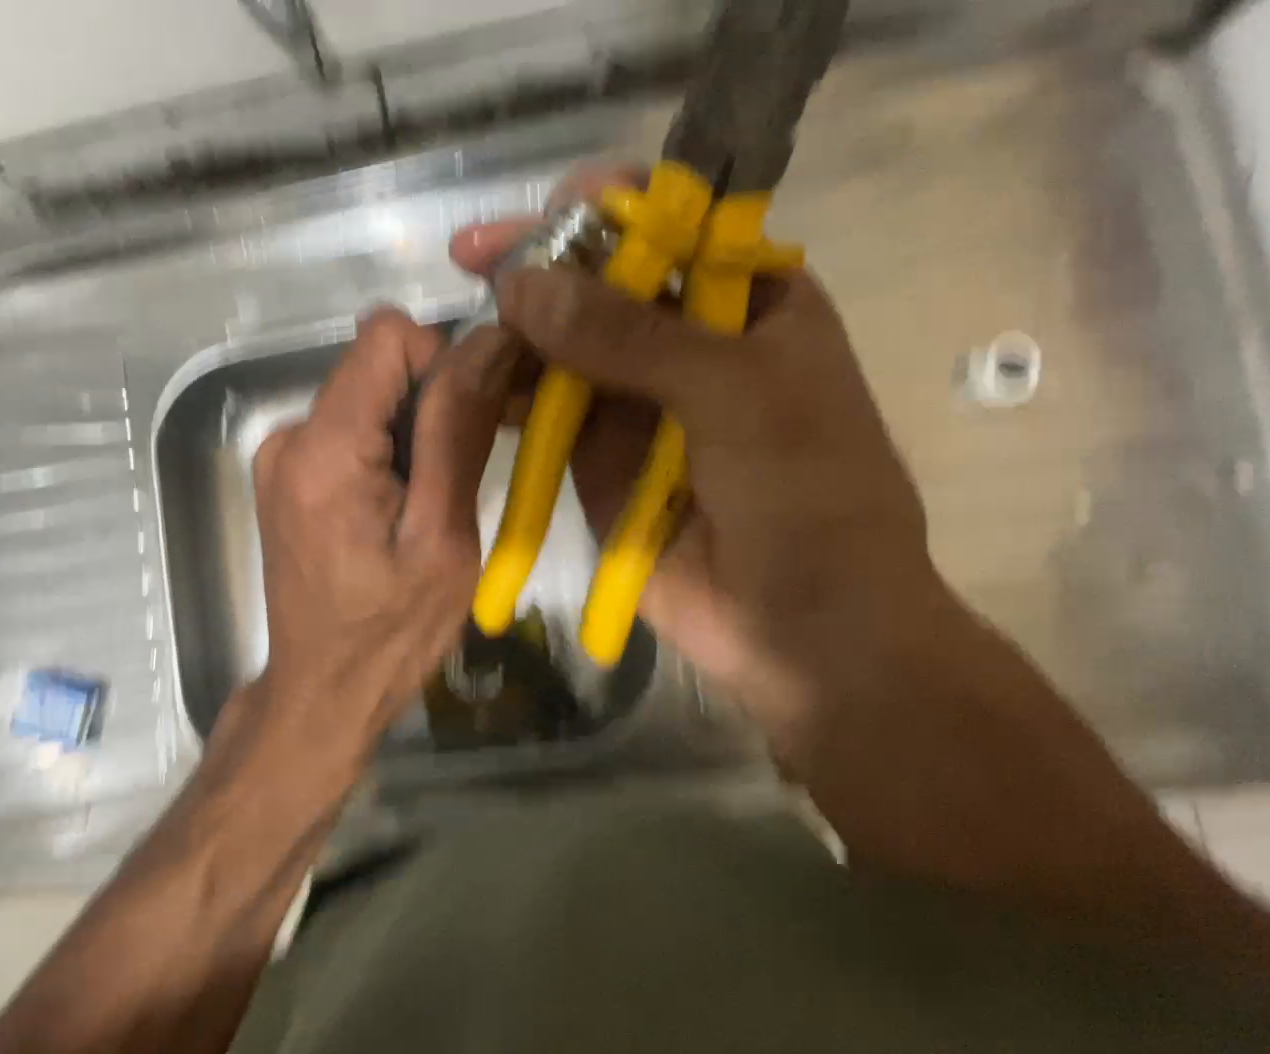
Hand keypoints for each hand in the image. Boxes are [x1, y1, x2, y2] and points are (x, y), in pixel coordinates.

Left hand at [240, 309, 510, 766]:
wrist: (322, 692)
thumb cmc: (391, 634)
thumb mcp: (443, 537)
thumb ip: (457, 432)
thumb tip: (491, 341)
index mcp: (323, 449)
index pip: (387, 335)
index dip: (443, 361)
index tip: (473, 421)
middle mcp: (288, 436)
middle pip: (376, 365)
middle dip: (431, 401)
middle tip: (463, 475)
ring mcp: (279, 456)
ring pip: (367, 397)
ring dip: (410, 433)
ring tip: (430, 505)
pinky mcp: (285, 476)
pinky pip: (348, 430)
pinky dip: (384, 452)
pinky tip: (398, 511)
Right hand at [450, 169, 942, 758]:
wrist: (805, 630)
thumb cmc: (807, 497)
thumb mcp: (736, 395)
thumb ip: (631, 335)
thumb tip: (520, 284)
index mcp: (748, 301)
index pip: (670, 226)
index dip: (605, 207)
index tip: (547, 208)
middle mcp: (687, 340)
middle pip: (600, 281)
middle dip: (540, 267)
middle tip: (470, 261)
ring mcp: (634, 401)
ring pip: (560, 345)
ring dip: (513, 335)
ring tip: (462, 332)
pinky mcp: (594, 459)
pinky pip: (541, 413)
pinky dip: (505, 398)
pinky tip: (466, 384)